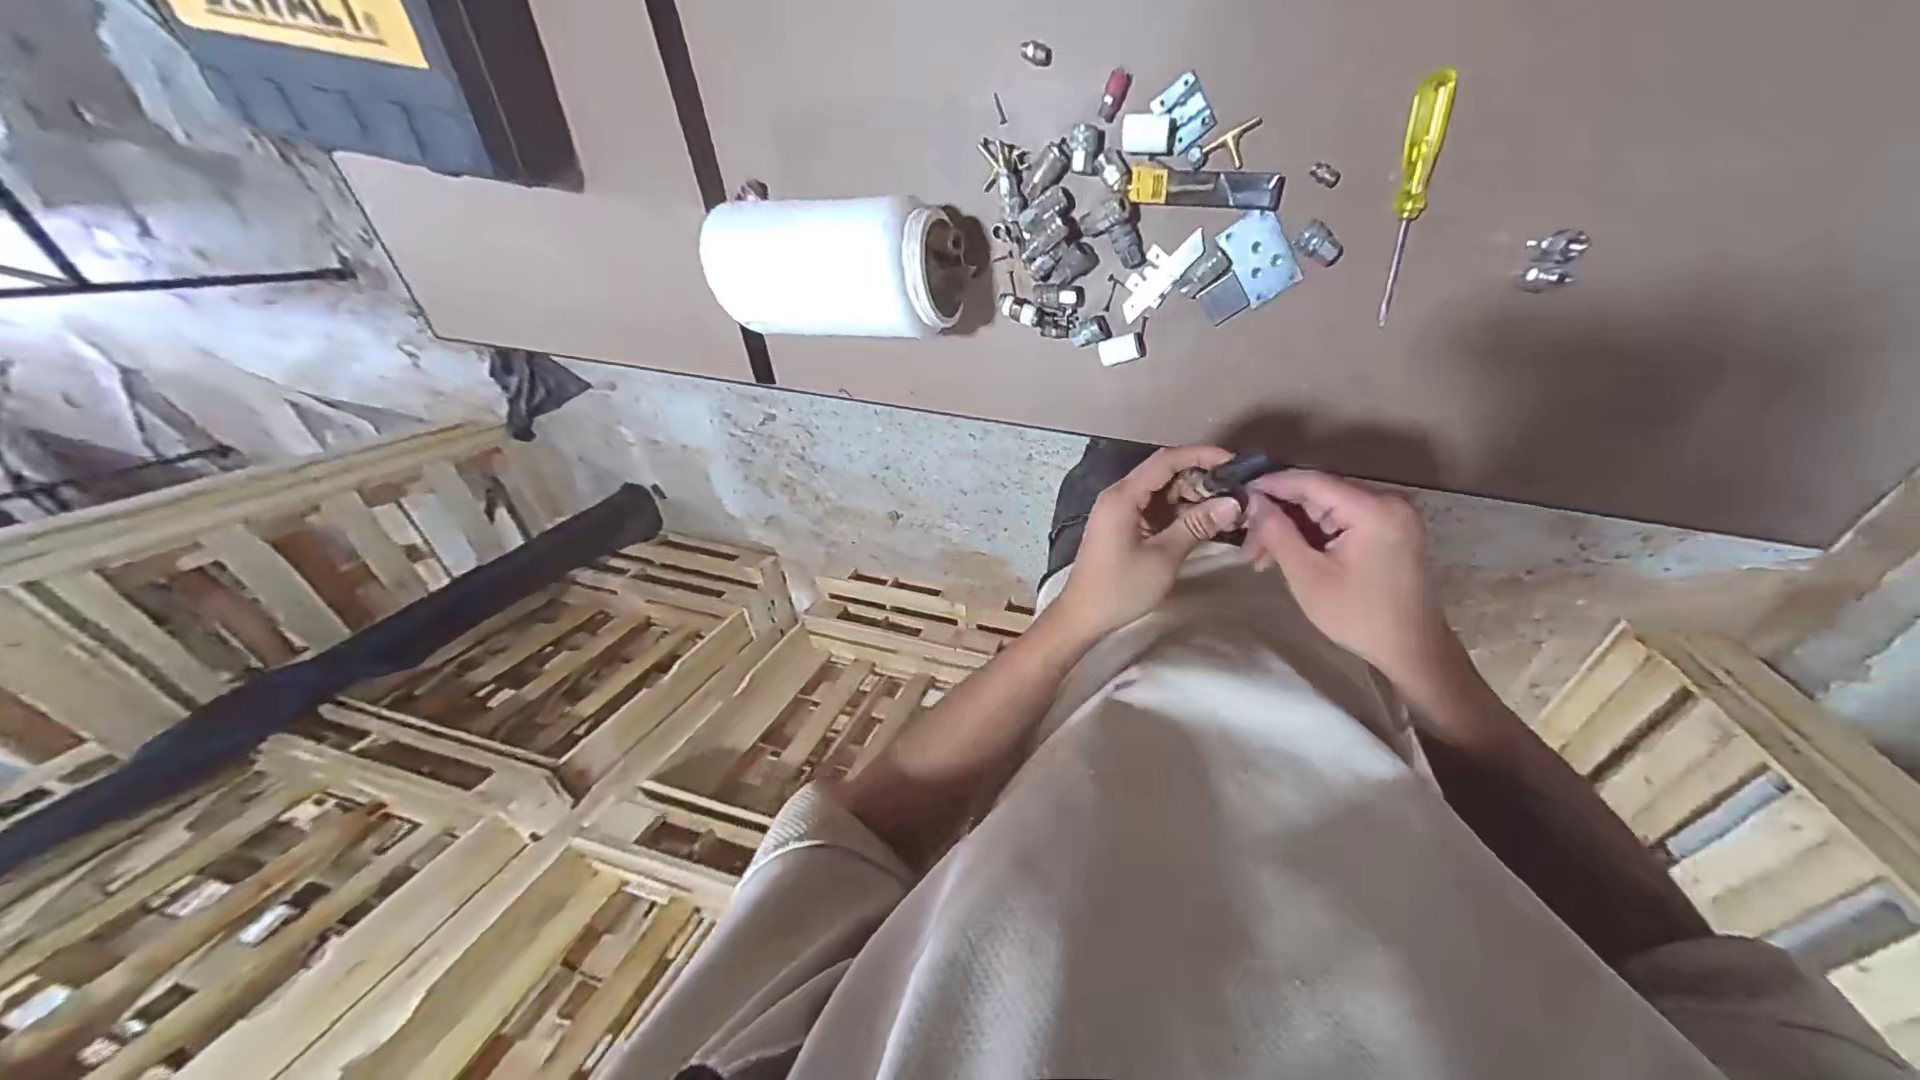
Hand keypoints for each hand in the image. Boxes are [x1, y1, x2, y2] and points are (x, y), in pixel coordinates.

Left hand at [1047, 445, 1241, 643]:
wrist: (1083, 615)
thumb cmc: (1119, 589)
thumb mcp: (1163, 557)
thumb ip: (1196, 526)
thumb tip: (1233, 503)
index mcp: (1123, 497)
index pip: (1165, 460)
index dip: (1201, 455)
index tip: (1235, 462)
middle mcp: (1119, 496)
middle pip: (1165, 472)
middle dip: (1202, 478)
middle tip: (1236, 493)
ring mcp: (1121, 510)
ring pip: (1163, 490)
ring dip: (1193, 496)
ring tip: (1227, 508)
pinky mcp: (1124, 525)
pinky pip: (1156, 507)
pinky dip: (1180, 511)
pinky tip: (1205, 521)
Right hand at [1242, 470, 1464, 691]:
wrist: (1412, 650)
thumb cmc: (1358, 616)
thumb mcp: (1307, 575)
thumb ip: (1277, 531)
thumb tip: (1252, 500)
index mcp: (1374, 509)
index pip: (1312, 481)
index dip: (1271, 484)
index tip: (1238, 493)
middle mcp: (1389, 502)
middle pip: (1318, 494)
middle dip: (1278, 514)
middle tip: (1247, 540)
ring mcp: (1392, 515)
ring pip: (1326, 508)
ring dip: (1292, 527)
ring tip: (1261, 555)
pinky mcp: (1390, 529)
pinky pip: (1342, 520)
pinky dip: (1313, 534)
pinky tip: (1287, 553)